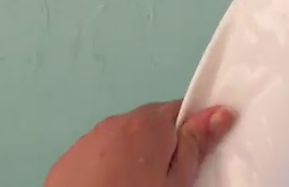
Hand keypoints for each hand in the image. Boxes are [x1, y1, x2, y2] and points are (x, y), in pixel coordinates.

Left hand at [45, 101, 235, 186]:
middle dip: (159, 147)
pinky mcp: (67, 160)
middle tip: (164, 182)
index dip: (189, 133)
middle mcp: (118, 119)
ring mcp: (89, 138)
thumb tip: (222, 109)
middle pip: (150, 125)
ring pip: (122, 140)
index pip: (180, 110)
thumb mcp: (177, 183)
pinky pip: (96, 155)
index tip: (192, 158)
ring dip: (131, 156)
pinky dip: (104, 168)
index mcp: (149, 121)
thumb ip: (196, 145)